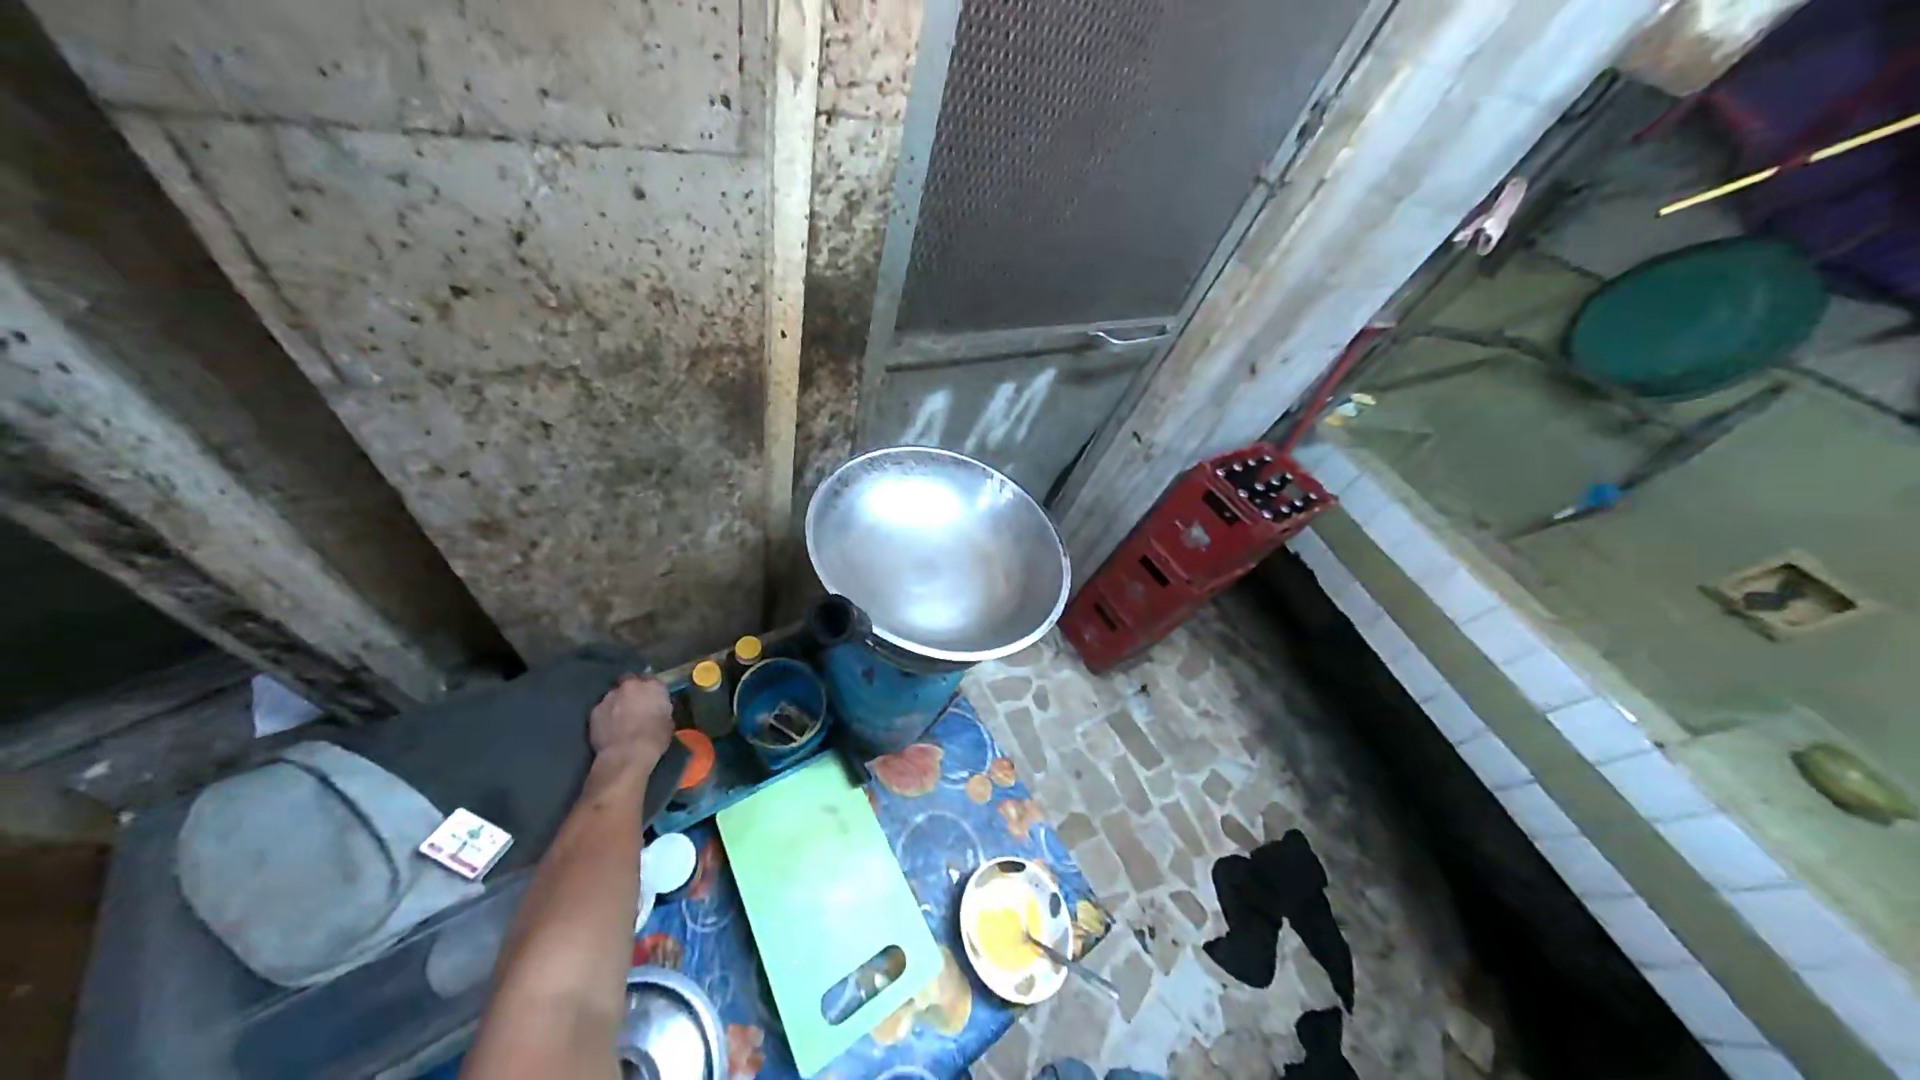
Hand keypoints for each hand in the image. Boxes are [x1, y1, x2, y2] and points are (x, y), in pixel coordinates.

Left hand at [589, 676, 672, 762]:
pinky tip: (609, 725)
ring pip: (615, 694)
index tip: (652, 697)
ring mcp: (610, 696)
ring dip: (618, 701)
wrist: (626, 754)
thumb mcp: (668, 722)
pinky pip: (603, 708)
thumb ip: (661, 709)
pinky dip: (607, 713)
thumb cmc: (654, 739)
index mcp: (653, 687)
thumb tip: (655, 710)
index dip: (652, 688)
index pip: (653, 679)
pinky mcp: (595, 710)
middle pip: (630, 680)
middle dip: (632, 688)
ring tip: (620, 716)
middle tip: (635, 702)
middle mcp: (631, 686)